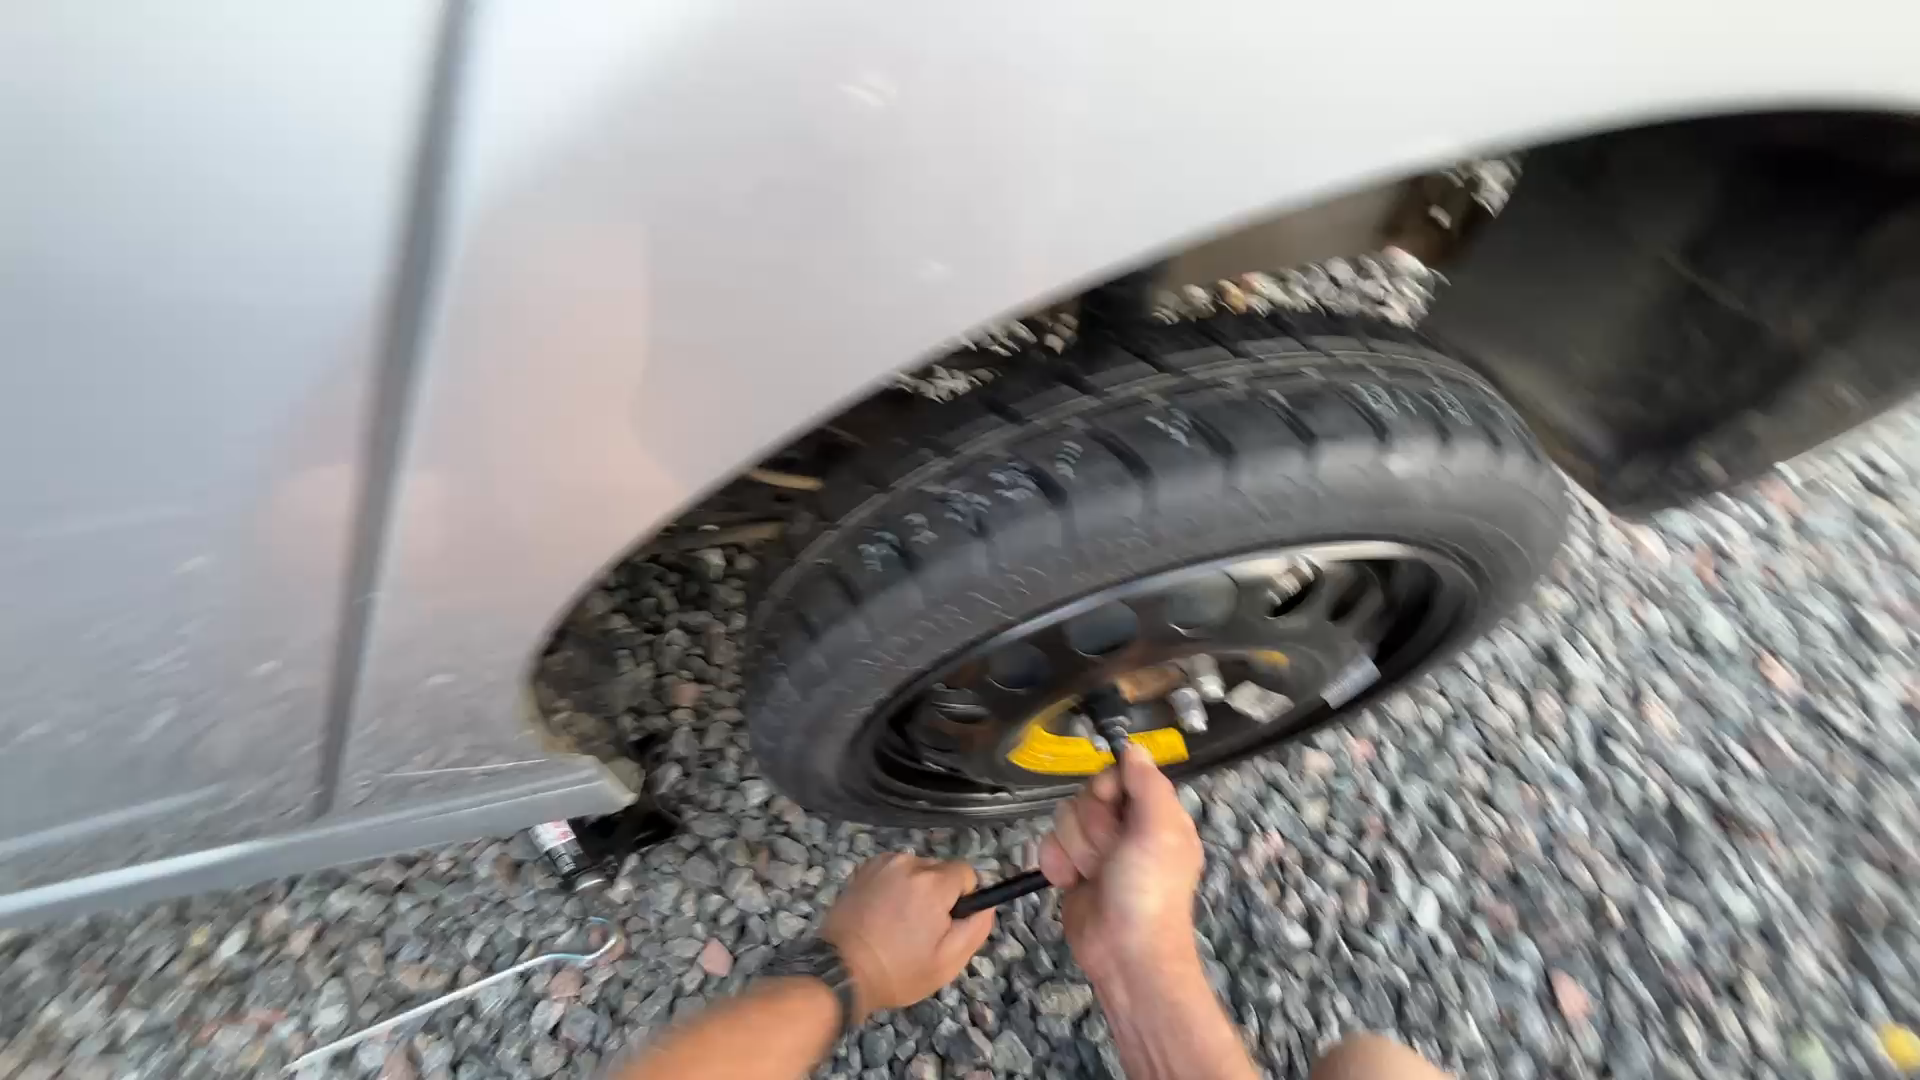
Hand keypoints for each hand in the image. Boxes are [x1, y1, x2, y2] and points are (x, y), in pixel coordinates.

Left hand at [819, 854, 994, 1018]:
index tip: (947, 923)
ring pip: (917, 870)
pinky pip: (894, 870)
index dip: (963, 899)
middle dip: (938, 895)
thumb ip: (975, 928)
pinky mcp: (864, 868)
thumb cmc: (898, 970)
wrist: (840, 971)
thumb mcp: (947, 962)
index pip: (966, 873)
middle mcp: (909, 862)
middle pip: (940, 870)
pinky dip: (894, 886)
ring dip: (915, 889)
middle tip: (920, 930)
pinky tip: (882, 913)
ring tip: (898, 924)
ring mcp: (884, 862)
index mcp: (933, 882)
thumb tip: (987, 905)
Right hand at [1038, 742, 1203, 980]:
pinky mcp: (1071, 867)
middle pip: (1086, 794)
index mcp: (1154, 814)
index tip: (1112, 806)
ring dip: (1076, 848)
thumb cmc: (1149, 891)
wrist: (1125, 955)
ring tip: (1094, 874)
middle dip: (1093, 826)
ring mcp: (1096, 848)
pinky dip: (1056, 863)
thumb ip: (1148, 784)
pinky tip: (1070, 881)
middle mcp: (1125, 827)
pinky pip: (1049, 843)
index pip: (1117, 773)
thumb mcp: (1161, 832)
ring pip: (1065, 817)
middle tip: (1111, 854)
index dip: (1107, 786)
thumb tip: (1133, 748)